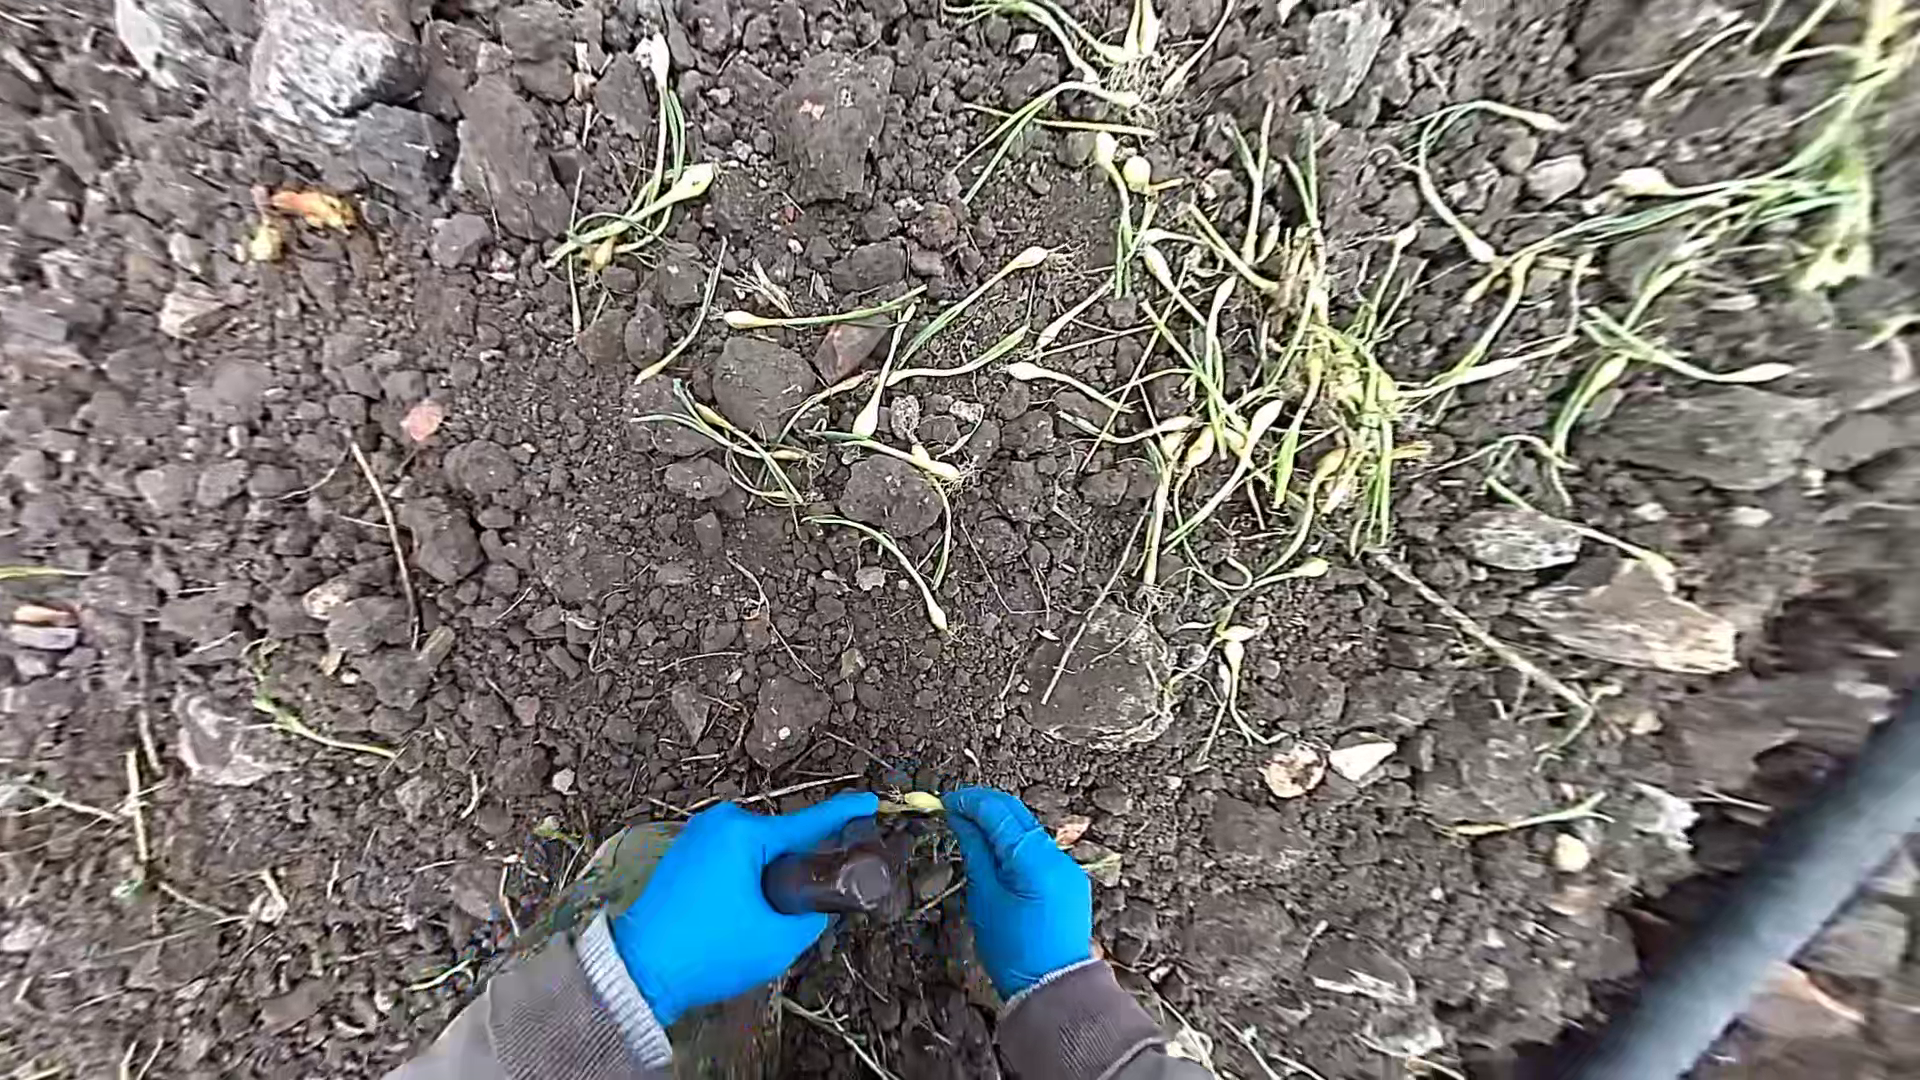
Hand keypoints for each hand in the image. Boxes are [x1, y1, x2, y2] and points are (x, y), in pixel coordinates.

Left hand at [609, 793, 878, 1024]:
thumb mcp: (775, 942)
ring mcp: (702, 829)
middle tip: (809, 889)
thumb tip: (823, 903)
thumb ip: (812, 916)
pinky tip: (746, 897)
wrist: (637, 972)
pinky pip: (734, 848)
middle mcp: (723, 820)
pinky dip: (748, 867)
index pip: (808, 822)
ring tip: (767, 905)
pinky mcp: (688, 845)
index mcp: (744, 834)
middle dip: (799, 860)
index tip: (870, 800)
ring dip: (771, 866)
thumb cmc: (707, 953)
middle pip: (781, 836)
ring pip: (758, 844)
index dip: (845, 813)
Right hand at [943, 786, 1091, 997]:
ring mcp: (1065, 864)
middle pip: (1015, 811)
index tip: (946, 802)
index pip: (997, 811)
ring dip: (998, 820)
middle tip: (954, 808)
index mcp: (1033, 859)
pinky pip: (1037, 845)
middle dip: (983, 804)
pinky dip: (1014, 838)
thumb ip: (974, 850)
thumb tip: (959, 818)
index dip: (969, 801)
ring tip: (969, 826)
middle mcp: (1055, 854)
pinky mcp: (1068, 876)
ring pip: (1026, 825)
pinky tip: (994, 847)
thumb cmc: (1014, 951)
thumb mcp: (984, 898)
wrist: (1055, 991)